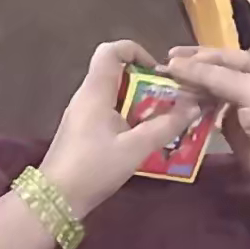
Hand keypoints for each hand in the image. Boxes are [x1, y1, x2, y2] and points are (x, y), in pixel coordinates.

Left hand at [39, 41, 200, 216]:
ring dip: (139, 103)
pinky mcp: (81, 131)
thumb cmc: (94, 168)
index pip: (111, 50)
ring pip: (113, 94)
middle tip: (168, 102)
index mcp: (95, 91)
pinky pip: (107, 112)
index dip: (136, 51)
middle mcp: (86, 96)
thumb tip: (193, 106)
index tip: (158, 72)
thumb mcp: (135, 148)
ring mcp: (81, 114)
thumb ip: (166, 126)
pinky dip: (127, 118)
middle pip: (116, 72)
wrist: (56, 199)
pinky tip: (141, 140)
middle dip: (145, 82)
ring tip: (162, 122)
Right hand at [161, 46, 249, 184]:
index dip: (198, 55)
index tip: (171, 56)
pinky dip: (192, 109)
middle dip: (190, 70)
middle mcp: (246, 84)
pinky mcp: (227, 128)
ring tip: (165, 87)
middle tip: (162, 70)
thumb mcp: (248, 90)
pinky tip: (176, 106)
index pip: (223, 55)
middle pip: (213, 72)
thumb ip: (211, 76)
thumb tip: (174, 64)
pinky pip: (206, 113)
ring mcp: (236, 106)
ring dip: (188, 89)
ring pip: (207, 92)